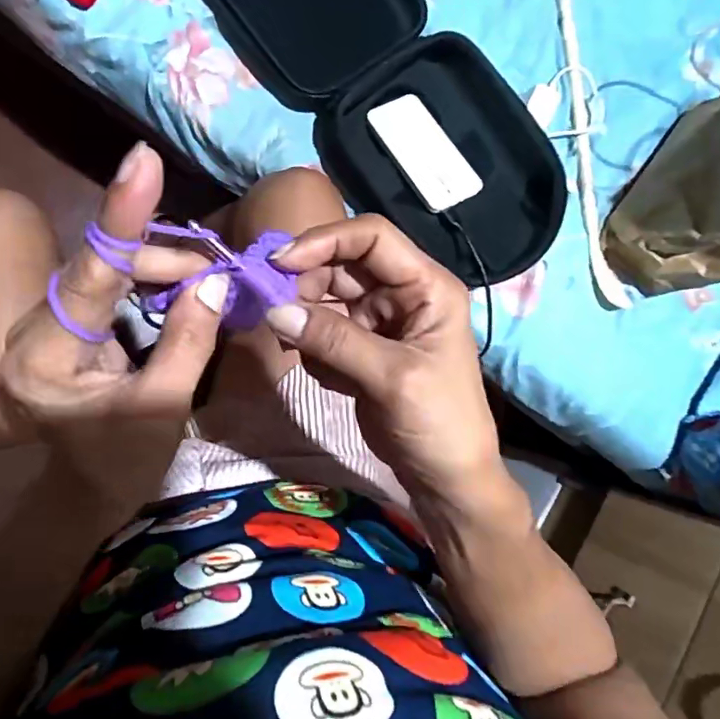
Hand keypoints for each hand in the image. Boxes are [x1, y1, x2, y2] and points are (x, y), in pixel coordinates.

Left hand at [0, 144, 221, 505]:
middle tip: (213, 275)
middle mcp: (31, 332)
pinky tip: (172, 293)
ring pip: (99, 276)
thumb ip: (187, 343)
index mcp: (48, 357)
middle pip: (99, 268)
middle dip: (158, 262)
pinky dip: (137, 287)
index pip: (89, 272)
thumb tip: (211, 282)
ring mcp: (38, 329)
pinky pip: (97, 292)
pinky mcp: (53, 332)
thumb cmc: (109, 474)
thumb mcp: (160, 412)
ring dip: (151, 272)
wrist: (60, 512)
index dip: (120, 215)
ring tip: (200, 284)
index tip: (141, 161)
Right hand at [264, 215, 519, 520]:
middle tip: (276, 313)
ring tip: (303, 354)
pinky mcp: (359, 346)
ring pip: (325, 296)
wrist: (445, 480)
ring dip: (305, 320)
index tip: (279, 263)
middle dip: (305, 284)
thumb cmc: (439, 423)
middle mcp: (400, 294)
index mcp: (425, 286)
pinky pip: (321, 329)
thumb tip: (274, 310)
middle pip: (340, 263)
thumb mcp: (391, 378)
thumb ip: (334, 340)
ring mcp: (378, 320)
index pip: (371, 237)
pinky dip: (312, 347)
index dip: (324, 241)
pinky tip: (329, 379)